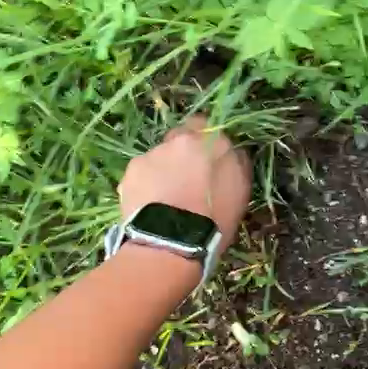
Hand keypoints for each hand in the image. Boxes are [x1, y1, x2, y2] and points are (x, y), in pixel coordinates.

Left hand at [117, 115, 251, 249]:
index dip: (207, 139)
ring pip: (159, 158)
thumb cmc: (213, 218)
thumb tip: (232, 152)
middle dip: (184, 155)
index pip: (205, 124)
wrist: (169, 245)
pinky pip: (141, 176)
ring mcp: (147, 157)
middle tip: (191, 180)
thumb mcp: (240, 190)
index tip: (211, 157)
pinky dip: (147, 185)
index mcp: (205, 141)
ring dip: (165, 171)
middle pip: (179, 141)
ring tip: (169, 199)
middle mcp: (173, 142)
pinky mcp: (127, 176)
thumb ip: (236, 162)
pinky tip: (153, 206)